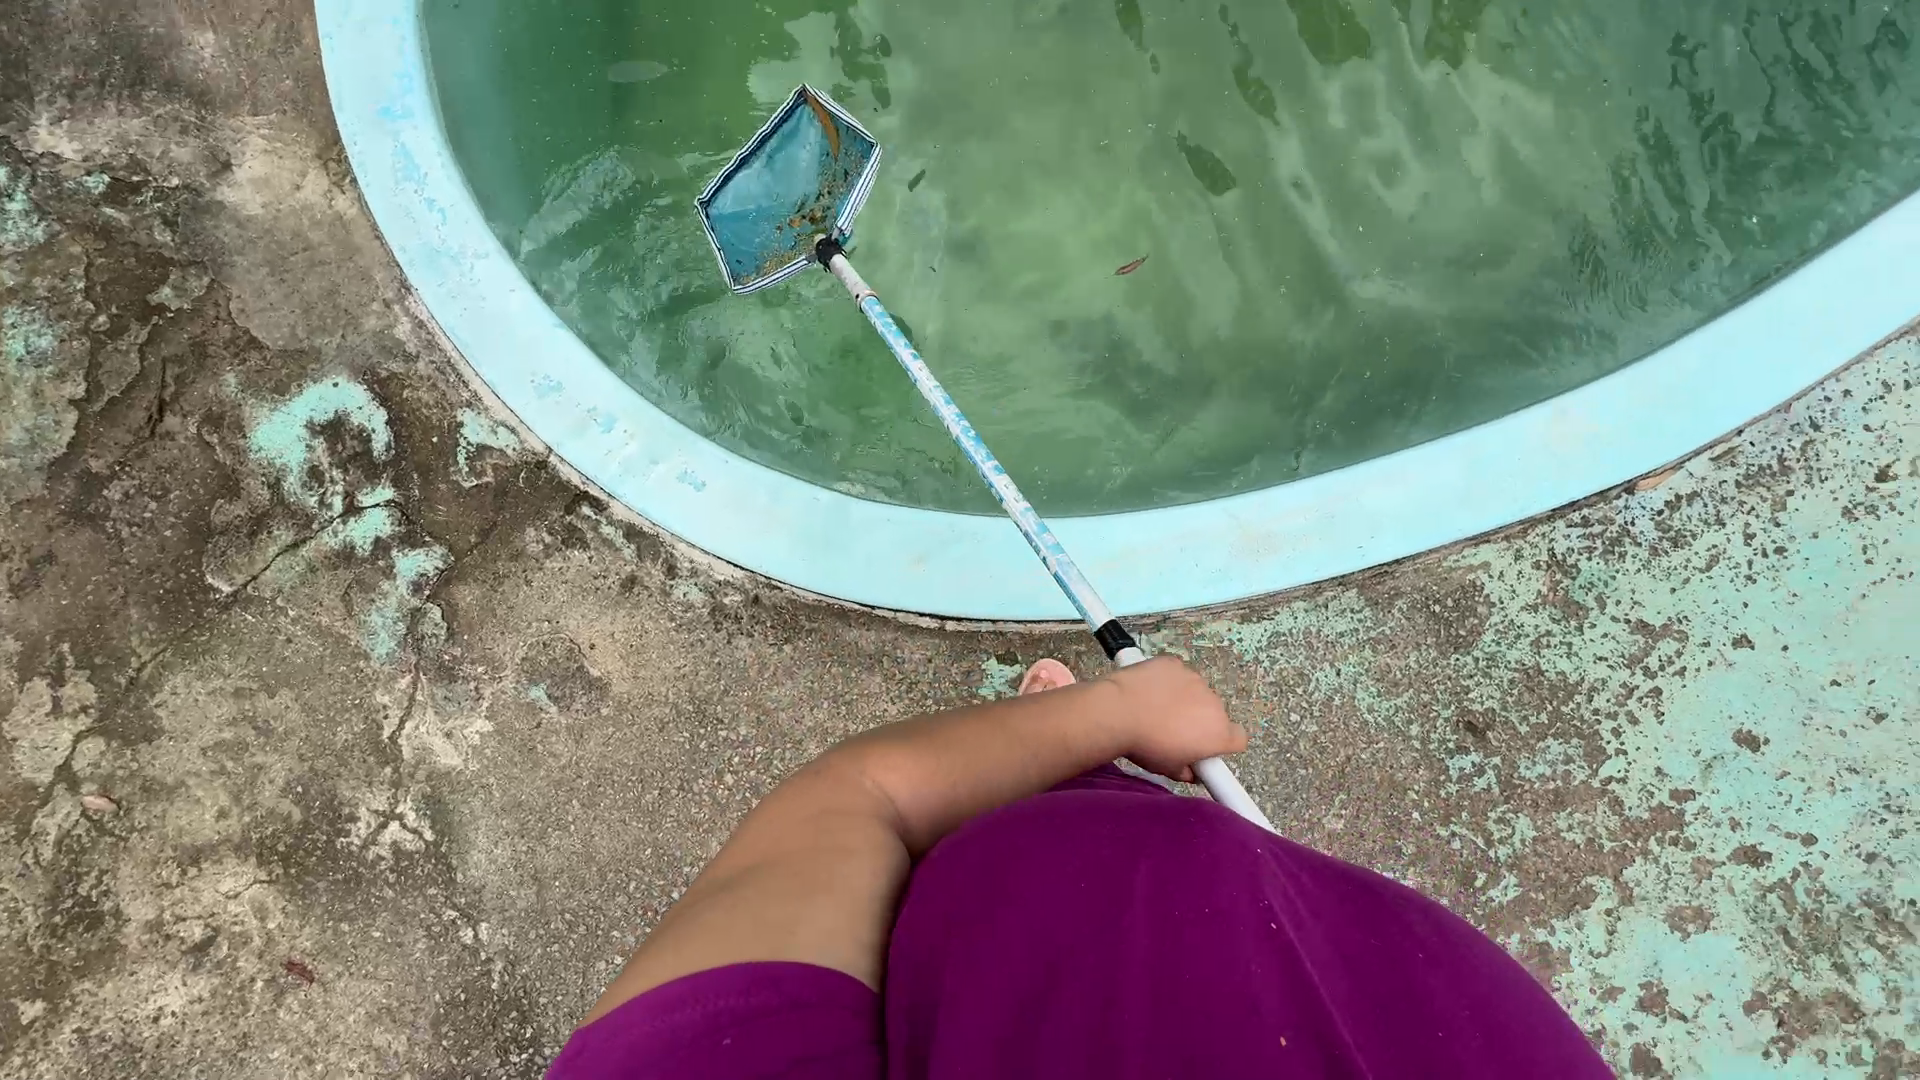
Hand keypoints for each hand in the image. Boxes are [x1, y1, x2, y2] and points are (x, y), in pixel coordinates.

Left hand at [1102, 656, 1248, 781]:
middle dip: (1199, 720)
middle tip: (1172, 729)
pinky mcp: (1174, 663)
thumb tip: (1190, 771)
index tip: (1204, 746)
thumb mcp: (1168, 769)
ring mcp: (1194, 679)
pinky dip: (1166, 680)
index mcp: (1219, 733)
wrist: (1118, 712)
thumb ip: (1187, 771)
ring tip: (1155, 708)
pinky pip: (1176, 674)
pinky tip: (1149, 689)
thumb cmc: (1145, 745)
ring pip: (1195, 691)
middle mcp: (1214, 703)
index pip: (1238, 738)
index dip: (1222, 743)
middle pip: (1214, 713)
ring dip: (1183, 698)